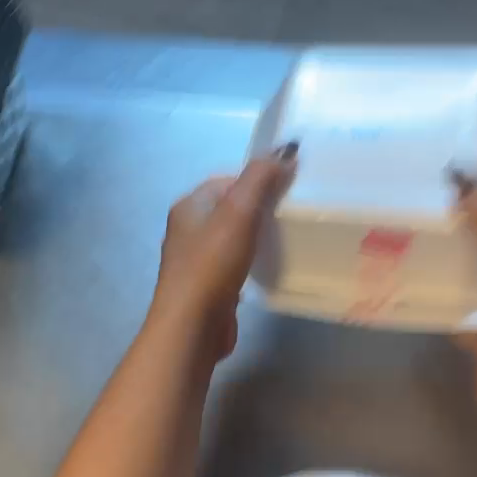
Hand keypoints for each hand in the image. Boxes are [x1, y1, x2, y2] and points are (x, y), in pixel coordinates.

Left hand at [149, 145, 297, 357]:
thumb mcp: (239, 211)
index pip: (226, 181)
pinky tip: (265, 272)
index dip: (257, 180)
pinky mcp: (206, 289)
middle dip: (258, 210)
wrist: (193, 326)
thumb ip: (261, 178)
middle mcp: (185, 231)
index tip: (287, 190)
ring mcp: (194, 263)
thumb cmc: (213, 265)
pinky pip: (231, 267)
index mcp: (188, 206)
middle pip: (228, 210)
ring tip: (283, 243)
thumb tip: (286, 150)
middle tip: (290, 217)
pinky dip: (248, 265)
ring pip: (230, 240)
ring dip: (254, 239)